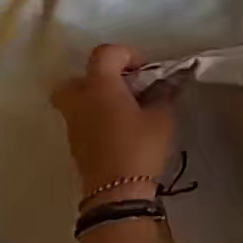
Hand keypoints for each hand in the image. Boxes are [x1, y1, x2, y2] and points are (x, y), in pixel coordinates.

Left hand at [51, 44, 177, 203]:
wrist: (117, 190)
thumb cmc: (141, 146)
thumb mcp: (163, 117)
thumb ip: (165, 94)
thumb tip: (170, 81)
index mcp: (100, 86)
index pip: (106, 52)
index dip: (129, 54)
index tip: (148, 70)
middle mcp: (80, 98)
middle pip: (81, 74)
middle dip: (103, 75)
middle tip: (127, 87)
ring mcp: (73, 121)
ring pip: (78, 96)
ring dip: (99, 96)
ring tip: (126, 108)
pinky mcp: (76, 140)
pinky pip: (82, 116)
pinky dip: (97, 114)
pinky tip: (121, 127)